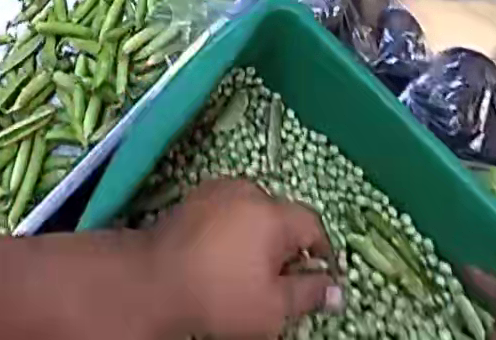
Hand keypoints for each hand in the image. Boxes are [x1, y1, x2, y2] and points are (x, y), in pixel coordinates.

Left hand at [147, 179, 341, 339]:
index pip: (311, 223)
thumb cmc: (222, 295)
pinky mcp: (199, 192)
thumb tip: (335, 288)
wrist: (160, 277)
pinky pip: (231, 205)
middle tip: (283, 280)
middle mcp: (247, 190)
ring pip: (255, 208)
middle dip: (289, 244)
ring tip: (252, 268)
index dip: (323, 250)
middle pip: (282, 213)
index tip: (323, 277)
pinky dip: (238, 224)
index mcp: (271, 212)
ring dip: (262, 233)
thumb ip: (309, 293)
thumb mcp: (275, 307)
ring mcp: (220, 187)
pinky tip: (226, 253)